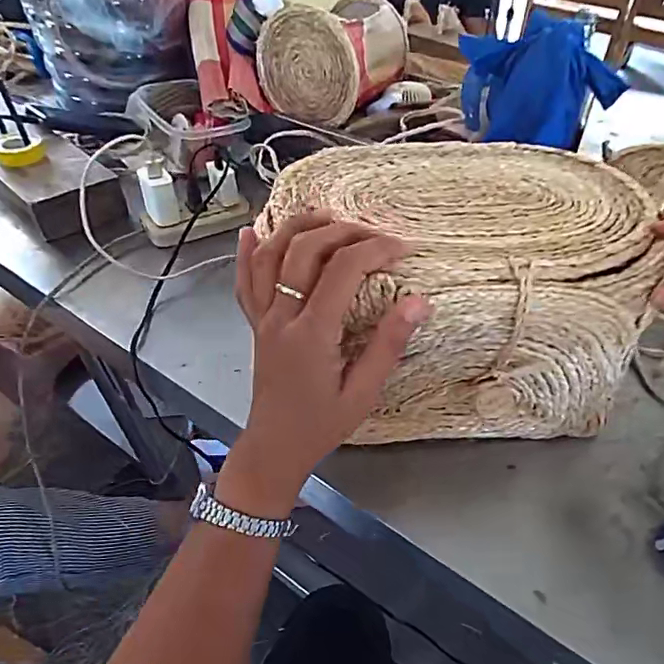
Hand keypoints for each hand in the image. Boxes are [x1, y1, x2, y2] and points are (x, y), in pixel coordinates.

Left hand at [222, 211, 430, 518]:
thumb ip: (389, 344)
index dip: (375, 249)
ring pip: (271, 255)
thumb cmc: (322, 424)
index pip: (343, 269)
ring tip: (328, 215)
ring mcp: (263, 318)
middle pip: (305, 249)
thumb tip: (419, 302)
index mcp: (312, 333)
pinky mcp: (255, 324)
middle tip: (375, 233)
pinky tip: (254, 230)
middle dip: (343, 230)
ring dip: (298, 227)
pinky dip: (248, 252)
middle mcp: (282, 316)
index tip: (403, 249)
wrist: (275, 447)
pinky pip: (245, 281)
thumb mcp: (364, 392)